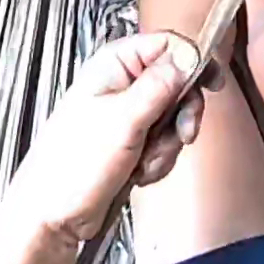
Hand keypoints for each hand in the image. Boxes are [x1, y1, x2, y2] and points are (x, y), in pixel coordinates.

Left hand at [2, 32, 203, 241]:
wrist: (51, 218)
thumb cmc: (72, 166)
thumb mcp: (123, 120)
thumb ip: (159, 85)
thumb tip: (189, 55)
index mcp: (117, 62)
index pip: (168, 45)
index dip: (194, 61)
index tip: (212, 82)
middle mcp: (124, 80)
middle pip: (178, 81)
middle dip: (181, 113)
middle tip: (181, 132)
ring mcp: (129, 110)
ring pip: (174, 114)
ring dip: (167, 143)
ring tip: (143, 161)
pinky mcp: (133, 137)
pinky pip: (165, 139)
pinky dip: (158, 158)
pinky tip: (138, 171)